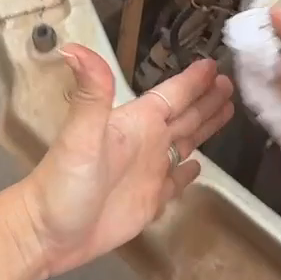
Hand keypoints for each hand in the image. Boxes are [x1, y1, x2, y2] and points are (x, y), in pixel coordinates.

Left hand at [10, 46, 234, 278]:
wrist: (48, 232)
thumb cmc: (66, 181)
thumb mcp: (80, 134)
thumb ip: (90, 92)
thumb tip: (73, 47)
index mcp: (134, 123)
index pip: (171, 95)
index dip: (192, 81)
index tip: (215, 63)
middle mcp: (144, 143)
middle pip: (184, 115)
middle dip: (207, 99)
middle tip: (232, 83)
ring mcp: (147, 172)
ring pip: (185, 142)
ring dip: (205, 127)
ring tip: (228, 111)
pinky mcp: (149, 201)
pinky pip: (176, 182)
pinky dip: (189, 173)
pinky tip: (199, 167)